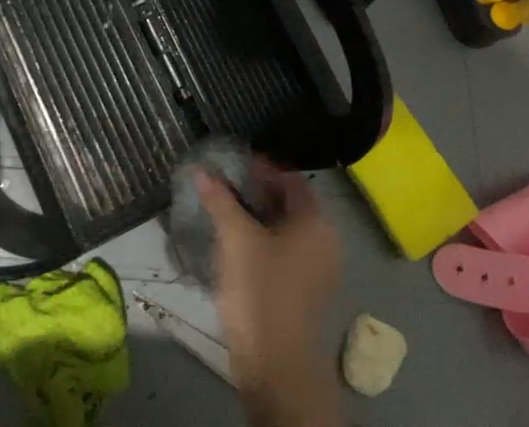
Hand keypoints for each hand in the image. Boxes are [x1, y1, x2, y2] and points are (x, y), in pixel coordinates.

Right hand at [199, 165, 340, 425]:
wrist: (275, 362)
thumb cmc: (260, 289)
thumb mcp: (235, 238)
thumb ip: (220, 200)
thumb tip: (203, 171)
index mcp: (317, 223)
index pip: (291, 180)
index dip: (260, 168)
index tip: (229, 165)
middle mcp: (326, 242)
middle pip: (290, 204)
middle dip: (256, 193)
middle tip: (221, 187)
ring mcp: (318, 270)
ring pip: (285, 230)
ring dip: (256, 217)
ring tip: (222, 213)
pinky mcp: (306, 291)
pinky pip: (285, 253)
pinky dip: (262, 242)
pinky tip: (235, 246)